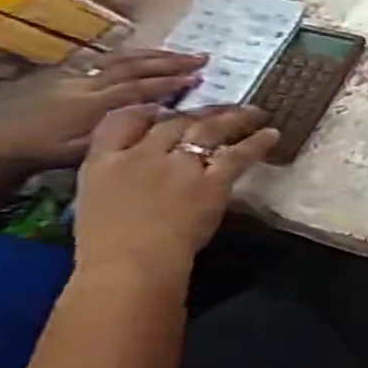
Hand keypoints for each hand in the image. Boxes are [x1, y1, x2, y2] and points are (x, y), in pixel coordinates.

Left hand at [0, 50, 206, 169]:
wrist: (5, 145)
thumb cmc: (51, 153)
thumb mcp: (87, 150)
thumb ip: (122, 130)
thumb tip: (159, 114)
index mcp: (92, 105)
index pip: (137, 88)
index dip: (169, 82)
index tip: (198, 78)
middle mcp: (87, 85)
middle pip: (132, 67)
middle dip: (169, 61)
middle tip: (201, 58)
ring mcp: (79, 79)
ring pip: (121, 60)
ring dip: (155, 55)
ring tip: (182, 53)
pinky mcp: (74, 78)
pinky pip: (109, 62)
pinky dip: (134, 57)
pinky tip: (149, 57)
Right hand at [74, 105, 279, 274]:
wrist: (131, 259)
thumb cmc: (107, 241)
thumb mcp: (95, 199)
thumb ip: (116, 178)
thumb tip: (138, 174)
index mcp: (103, 161)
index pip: (121, 121)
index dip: (146, 111)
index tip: (163, 108)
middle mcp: (142, 155)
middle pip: (173, 123)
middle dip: (199, 113)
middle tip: (221, 108)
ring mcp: (178, 165)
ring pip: (208, 130)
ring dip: (234, 118)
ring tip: (255, 112)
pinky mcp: (211, 181)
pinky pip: (238, 155)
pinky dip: (257, 143)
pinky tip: (272, 134)